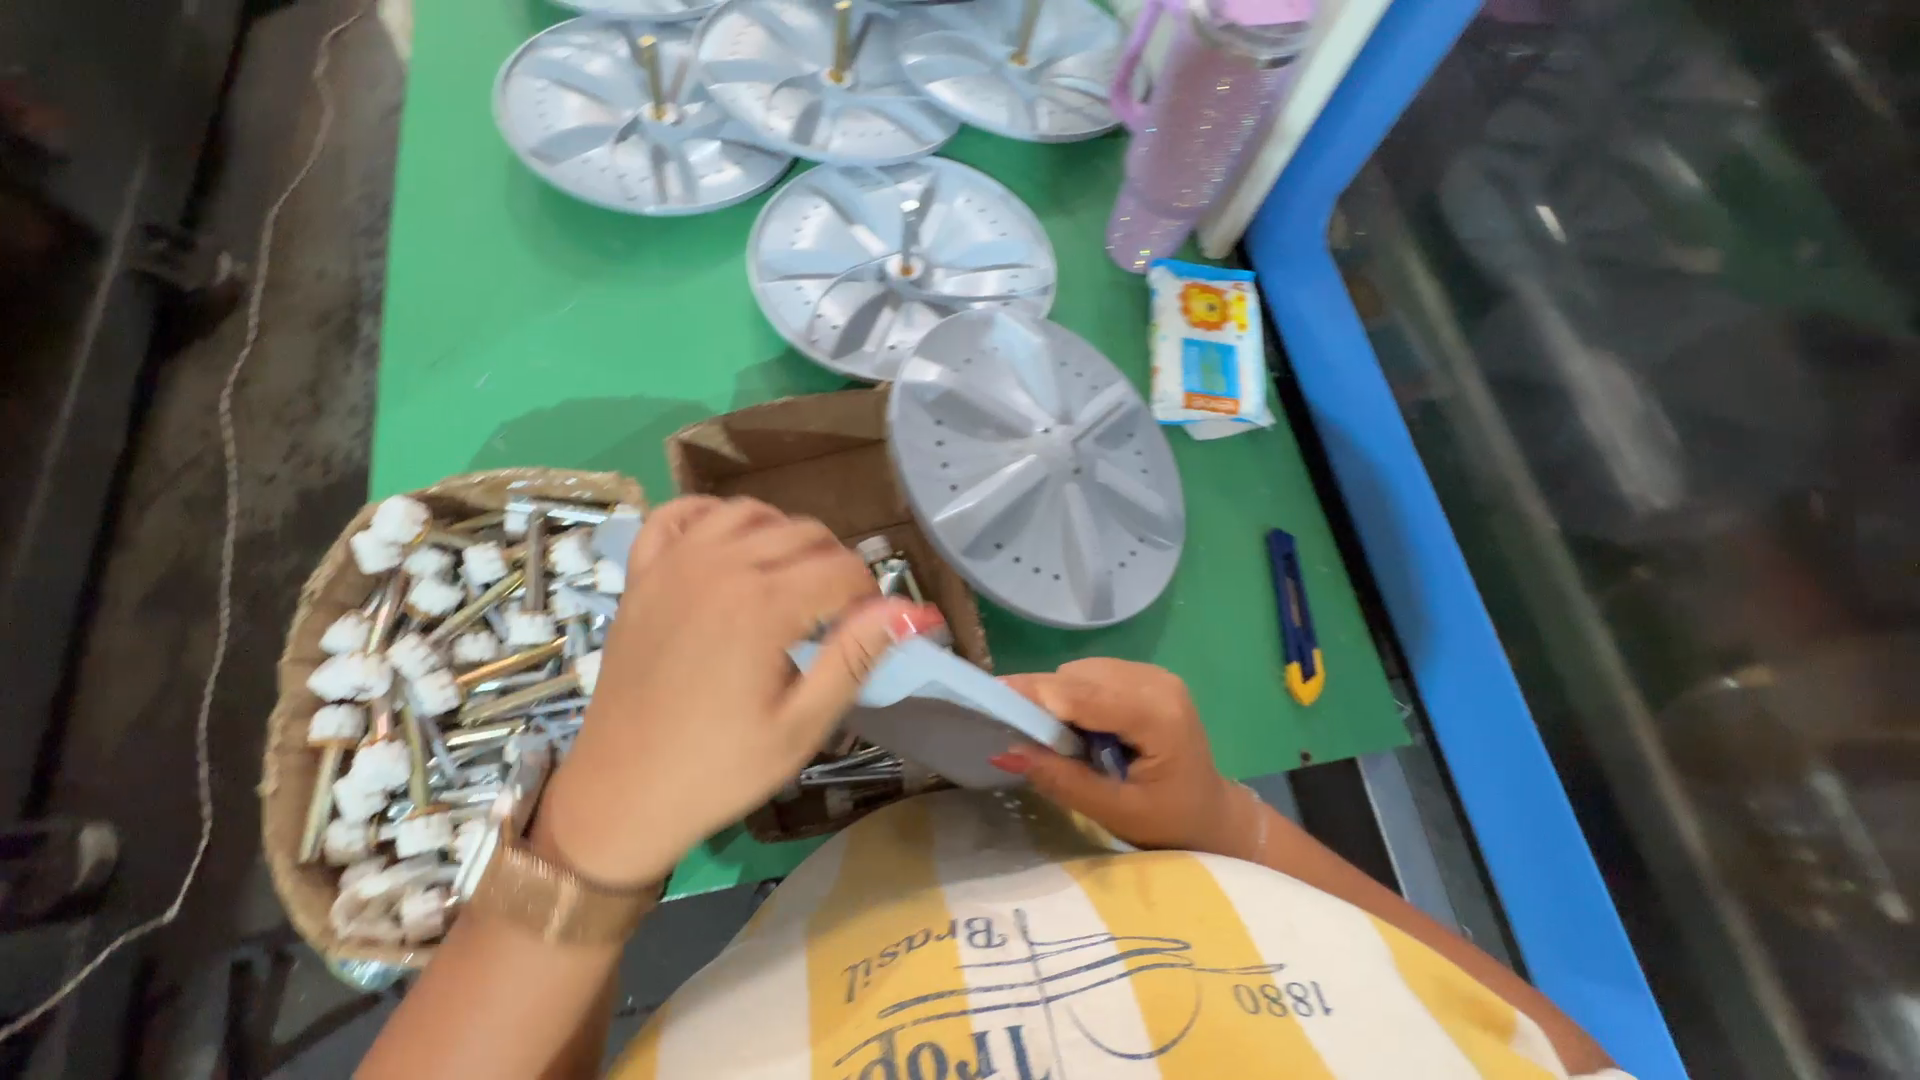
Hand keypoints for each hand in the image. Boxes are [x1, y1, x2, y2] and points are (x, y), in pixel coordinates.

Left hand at [535, 496, 943, 885]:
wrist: (621, 794)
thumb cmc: (720, 769)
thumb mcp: (803, 724)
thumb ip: (856, 656)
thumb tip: (913, 609)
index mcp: (763, 605)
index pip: (844, 569)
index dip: (870, 596)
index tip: (868, 630)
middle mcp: (720, 566)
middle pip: (804, 532)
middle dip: (835, 565)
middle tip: (835, 616)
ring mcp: (674, 564)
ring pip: (750, 512)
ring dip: (784, 536)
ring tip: (791, 581)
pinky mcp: (642, 574)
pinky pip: (680, 514)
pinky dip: (712, 516)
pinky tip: (729, 545)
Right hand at [997, 659, 1254, 858]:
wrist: (1211, 815)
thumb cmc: (1169, 823)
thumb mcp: (1116, 813)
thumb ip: (1063, 780)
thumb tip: (1005, 751)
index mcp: (1159, 716)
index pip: (1084, 695)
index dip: (1034, 694)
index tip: (988, 698)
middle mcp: (1157, 682)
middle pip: (1079, 677)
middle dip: (1042, 699)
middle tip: (1012, 730)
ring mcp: (1153, 674)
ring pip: (1081, 671)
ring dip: (1057, 698)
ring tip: (1052, 739)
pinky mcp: (1144, 676)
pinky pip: (1092, 674)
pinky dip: (1072, 696)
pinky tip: (1076, 729)